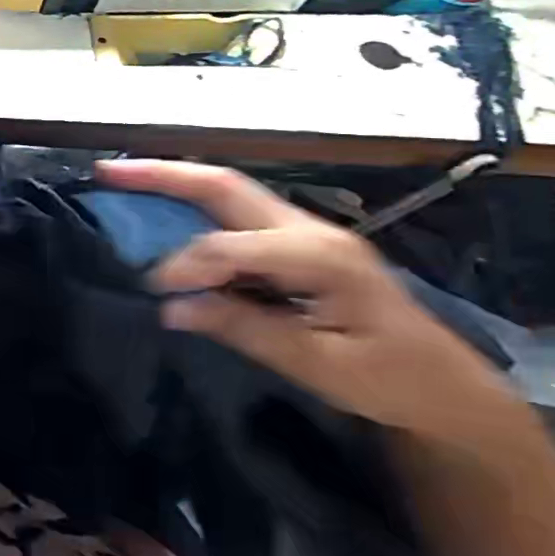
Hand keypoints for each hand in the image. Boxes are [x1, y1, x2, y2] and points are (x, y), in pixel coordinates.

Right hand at [95, 160, 521, 441]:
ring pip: (226, 191)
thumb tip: (169, 307)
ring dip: (173, 181)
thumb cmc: (391, 379)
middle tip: (107, 169)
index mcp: (320, 257)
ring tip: (123, 177)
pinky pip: (232, 213)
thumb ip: (242, 327)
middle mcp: (307, 228)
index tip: (154, 293)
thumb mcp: (317, 365)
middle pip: (224, 185)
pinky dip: (190, 206)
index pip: (229, 247)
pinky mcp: (294, 241)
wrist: (447, 386)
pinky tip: (162, 209)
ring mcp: (302, 230)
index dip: (184, 266)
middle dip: (162, 174)